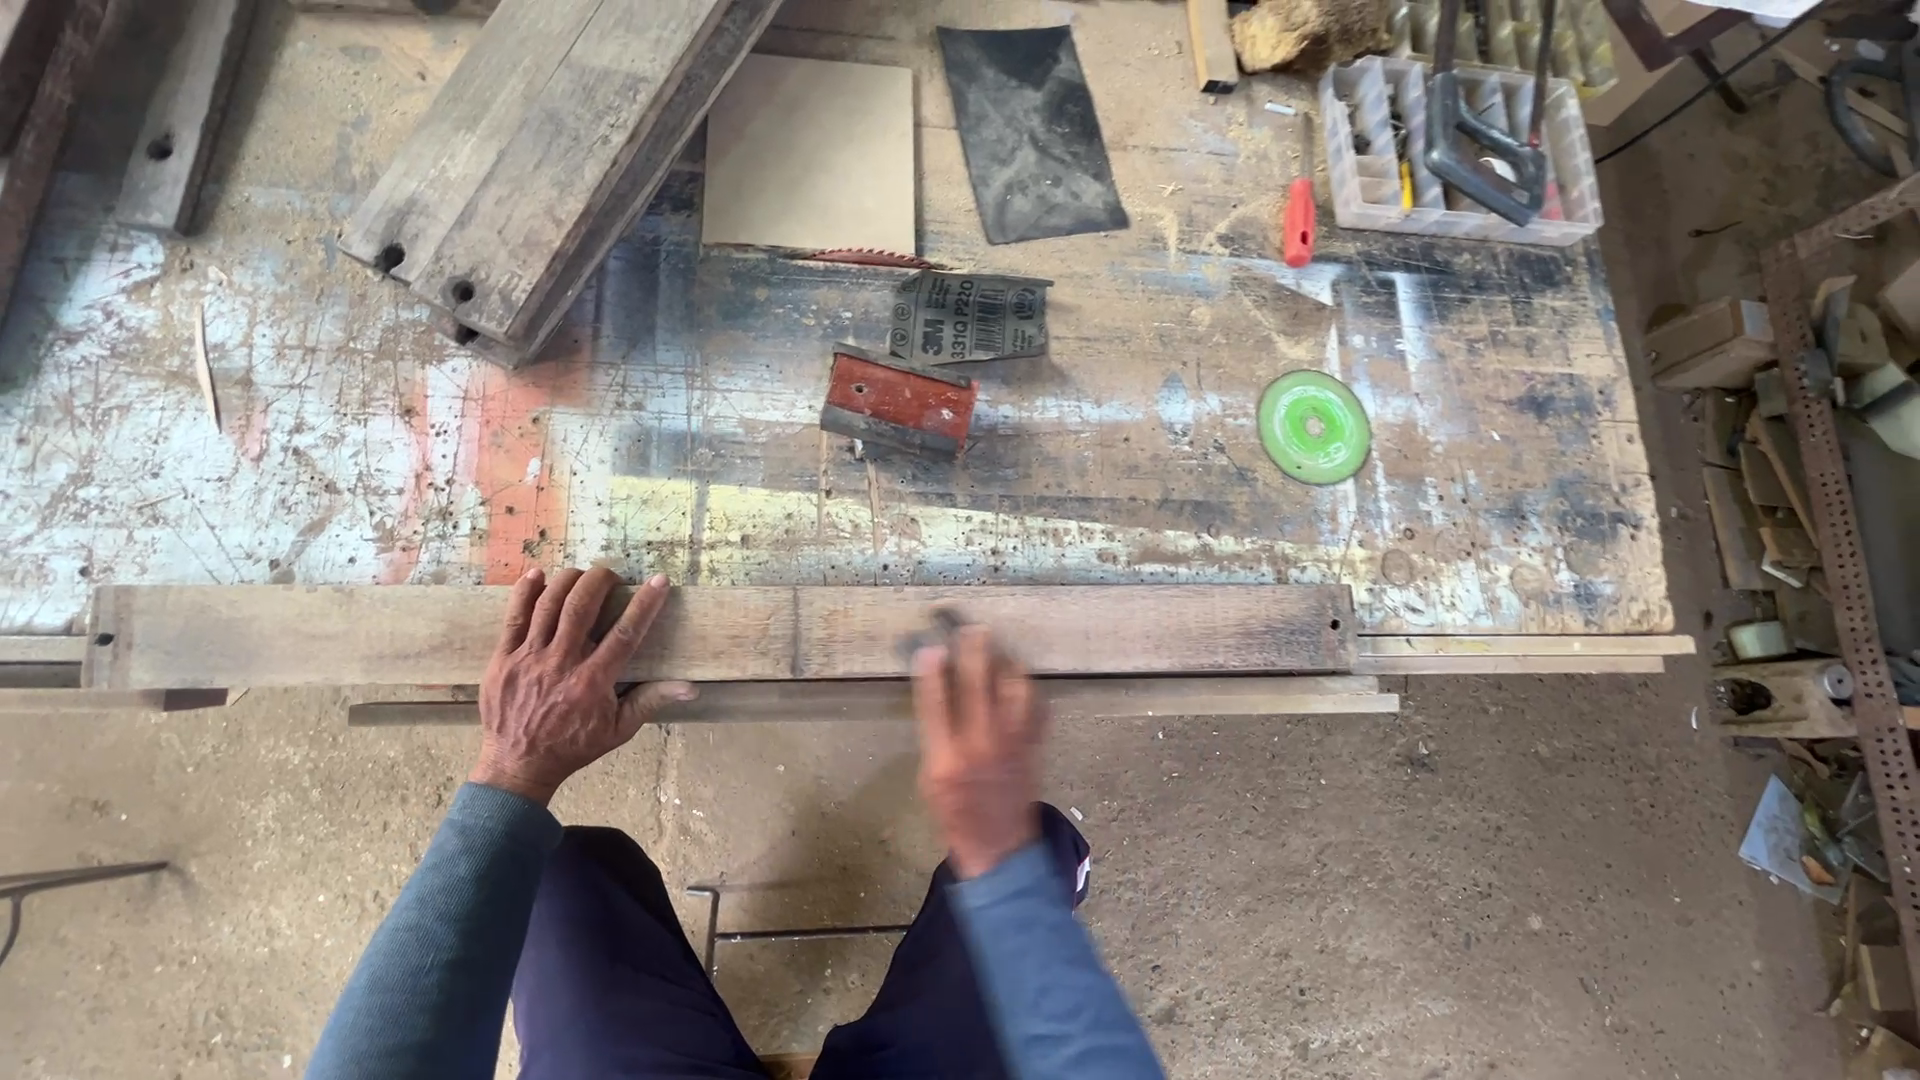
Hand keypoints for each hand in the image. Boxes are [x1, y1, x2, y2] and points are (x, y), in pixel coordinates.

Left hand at [471, 567, 696, 805]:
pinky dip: (525, 592)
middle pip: (580, 608)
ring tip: (581, 574)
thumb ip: (651, 700)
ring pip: (548, 606)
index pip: (626, 633)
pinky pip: (513, 617)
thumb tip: (690, 688)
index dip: (645, 604)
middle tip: (611, 574)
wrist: (517, 766)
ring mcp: (528, 659)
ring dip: (567, 581)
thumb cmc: (575, 746)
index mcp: (593, 682)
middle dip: (600, 581)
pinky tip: (537, 574)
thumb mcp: (619, 729)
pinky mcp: (502, 659)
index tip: (660, 581)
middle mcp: (561, 664)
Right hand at [912, 624, 1043, 879]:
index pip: (936, 703)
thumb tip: (940, 692)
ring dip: (1007, 663)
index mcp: (946, 758)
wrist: (999, 846)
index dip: (933, 671)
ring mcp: (1012, 744)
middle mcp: (981, 745)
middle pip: (979, 685)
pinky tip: (1021, 678)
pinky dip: (1030, 689)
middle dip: (975, 651)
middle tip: (972, 628)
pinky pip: (1038, 707)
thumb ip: (935, 735)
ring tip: (999, 648)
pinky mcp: (1034, 746)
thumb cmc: (954, 812)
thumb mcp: (928, 778)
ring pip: (1015, 689)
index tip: (931, 646)